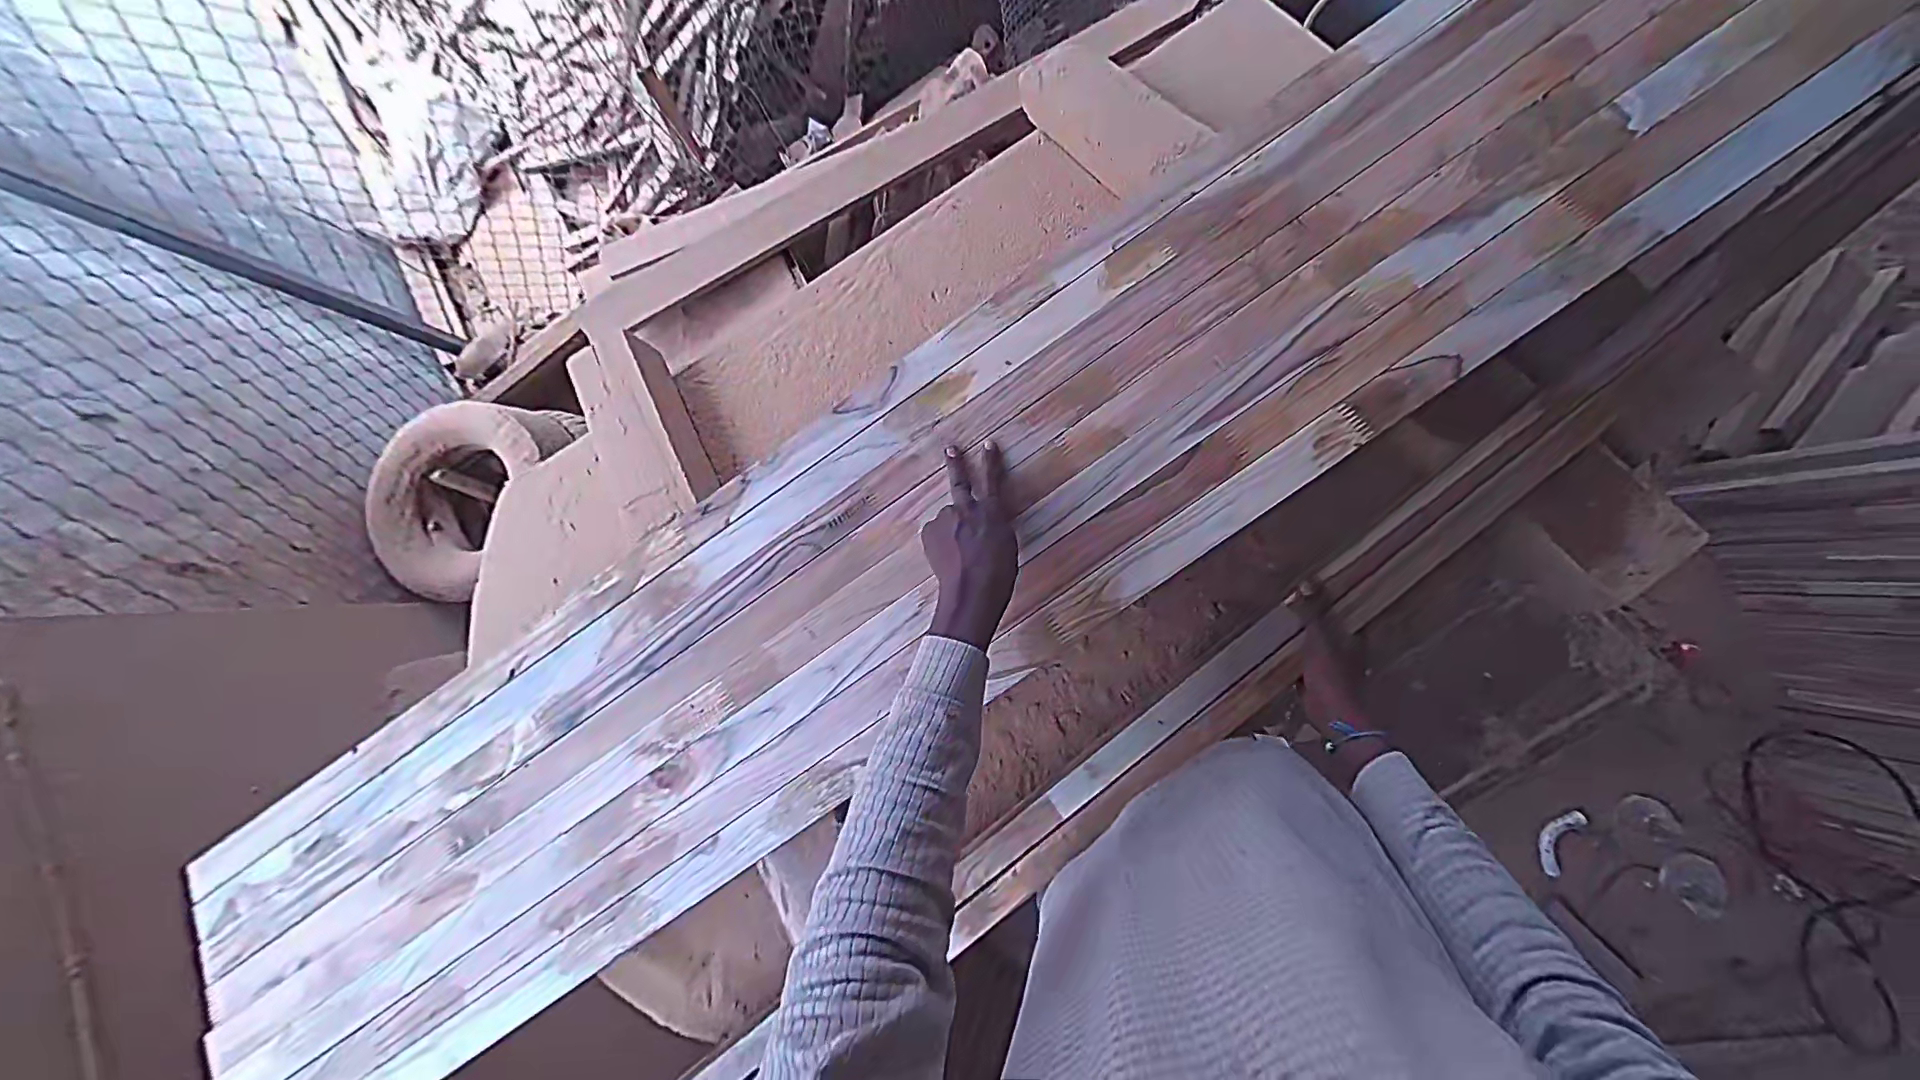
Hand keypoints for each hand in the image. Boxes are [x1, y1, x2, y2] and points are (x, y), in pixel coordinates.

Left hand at [922, 442, 1017, 648]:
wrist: (970, 593)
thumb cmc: (999, 574)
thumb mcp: (1007, 545)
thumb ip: (995, 525)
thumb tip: (984, 520)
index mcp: (991, 512)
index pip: (992, 480)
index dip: (991, 461)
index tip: (988, 444)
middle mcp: (965, 510)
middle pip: (960, 482)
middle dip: (956, 463)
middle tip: (951, 449)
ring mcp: (944, 520)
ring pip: (949, 518)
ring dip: (953, 528)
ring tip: (960, 553)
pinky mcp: (929, 533)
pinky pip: (937, 532)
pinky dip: (942, 540)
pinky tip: (949, 557)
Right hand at [1289, 581, 1389, 792]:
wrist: (1335, 721)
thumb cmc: (1332, 679)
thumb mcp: (1319, 641)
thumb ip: (1312, 614)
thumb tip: (1305, 583)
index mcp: (1354, 638)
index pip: (1341, 610)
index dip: (1326, 598)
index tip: (1306, 585)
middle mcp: (1348, 651)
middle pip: (1328, 627)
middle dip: (1311, 616)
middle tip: (1287, 601)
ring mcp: (1334, 669)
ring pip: (1315, 645)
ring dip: (1301, 636)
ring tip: (1279, 622)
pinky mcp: (1319, 683)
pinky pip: (1303, 662)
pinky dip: (1293, 656)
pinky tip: (1277, 650)